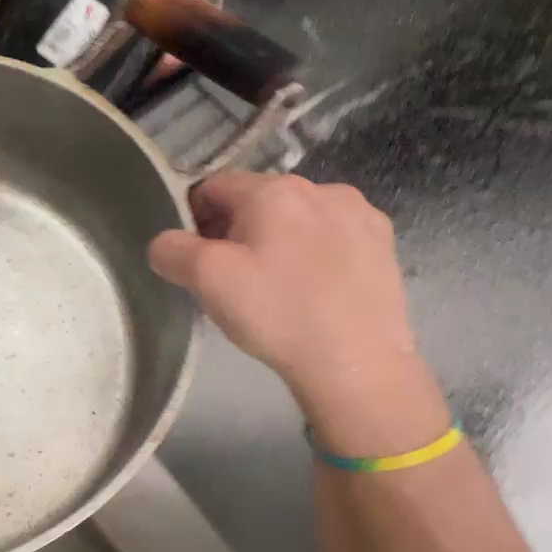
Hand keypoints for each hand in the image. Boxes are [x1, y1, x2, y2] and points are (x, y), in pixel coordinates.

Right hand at [147, 172, 419, 403]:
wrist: (357, 364)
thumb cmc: (276, 312)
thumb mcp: (203, 278)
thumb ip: (170, 249)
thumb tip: (168, 244)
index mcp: (275, 190)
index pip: (212, 187)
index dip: (194, 221)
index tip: (198, 261)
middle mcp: (323, 189)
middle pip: (254, 201)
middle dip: (233, 232)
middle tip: (231, 280)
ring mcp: (360, 216)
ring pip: (293, 219)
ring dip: (273, 243)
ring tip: (272, 288)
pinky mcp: (383, 245)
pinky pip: (328, 238)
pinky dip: (310, 256)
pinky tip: (309, 291)